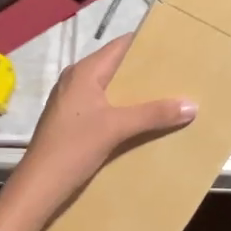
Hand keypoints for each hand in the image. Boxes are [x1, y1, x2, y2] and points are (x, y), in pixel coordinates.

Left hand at [3, 35, 194, 219]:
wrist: (38, 186)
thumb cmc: (74, 147)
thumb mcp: (117, 128)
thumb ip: (154, 114)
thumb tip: (192, 104)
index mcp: (85, 71)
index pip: (122, 45)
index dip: (148, 44)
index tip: (177, 46)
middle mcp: (77, 79)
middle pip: (118, 66)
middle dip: (148, 71)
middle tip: (180, 74)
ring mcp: (73, 100)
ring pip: (112, 88)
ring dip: (137, 92)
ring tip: (170, 95)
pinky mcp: (73, 120)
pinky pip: (105, 105)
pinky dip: (125, 108)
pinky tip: (145, 119)